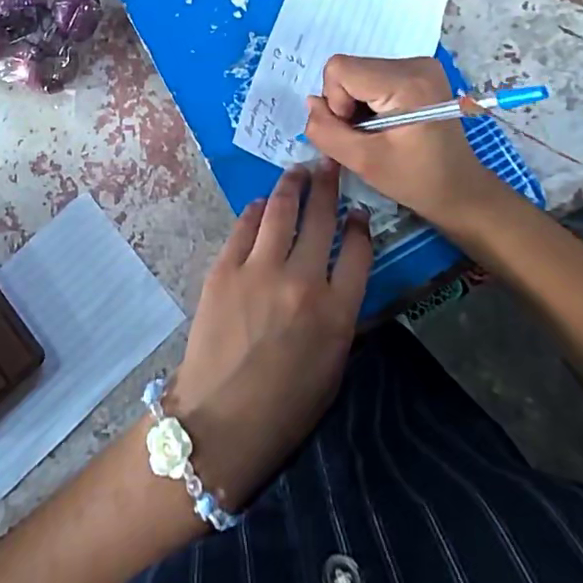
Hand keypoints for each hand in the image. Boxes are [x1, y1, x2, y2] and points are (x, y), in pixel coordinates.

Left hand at [166, 162, 369, 507]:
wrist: (222, 417)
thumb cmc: (286, 406)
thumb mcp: (334, 366)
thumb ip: (343, 317)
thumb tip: (343, 280)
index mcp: (337, 311)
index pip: (358, 250)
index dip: (360, 225)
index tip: (358, 212)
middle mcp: (302, 281)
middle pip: (320, 219)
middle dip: (327, 187)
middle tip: (328, 166)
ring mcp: (259, 270)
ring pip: (281, 212)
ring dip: (291, 186)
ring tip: (298, 170)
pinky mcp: (224, 269)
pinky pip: (245, 228)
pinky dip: (257, 211)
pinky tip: (262, 203)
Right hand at [303, 55, 519, 236]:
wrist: (460, 189)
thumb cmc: (415, 180)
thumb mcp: (361, 162)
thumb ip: (325, 130)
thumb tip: (312, 103)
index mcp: (407, 81)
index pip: (339, 69)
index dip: (335, 102)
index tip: (357, 131)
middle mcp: (415, 63)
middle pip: (347, 69)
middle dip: (344, 103)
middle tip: (366, 136)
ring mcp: (419, 65)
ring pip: (356, 73)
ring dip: (354, 104)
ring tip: (375, 132)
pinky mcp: (418, 73)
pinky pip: (370, 76)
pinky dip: (366, 101)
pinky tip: (383, 124)